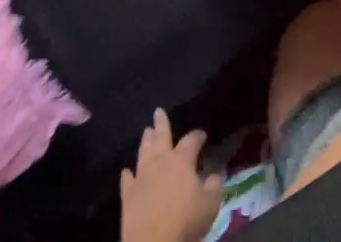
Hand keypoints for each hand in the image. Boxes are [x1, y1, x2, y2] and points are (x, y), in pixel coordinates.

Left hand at [120, 109, 222, 241]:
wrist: (152, 240)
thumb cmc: (186, 220)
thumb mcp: (210, 203)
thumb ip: (213, 185)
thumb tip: (213, 174)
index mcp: (181, 161)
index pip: (191, 141)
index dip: (197, 136)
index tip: (202, 133)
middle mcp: (160, 162)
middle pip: (161, 137)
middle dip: (161, 124)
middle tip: (158, 111)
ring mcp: (141, 176)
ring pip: (143, 152)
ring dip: (146, 141)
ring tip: (146, 131)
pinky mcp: (128, 193)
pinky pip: (127, 179)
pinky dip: (128, 174)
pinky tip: (127, 170)